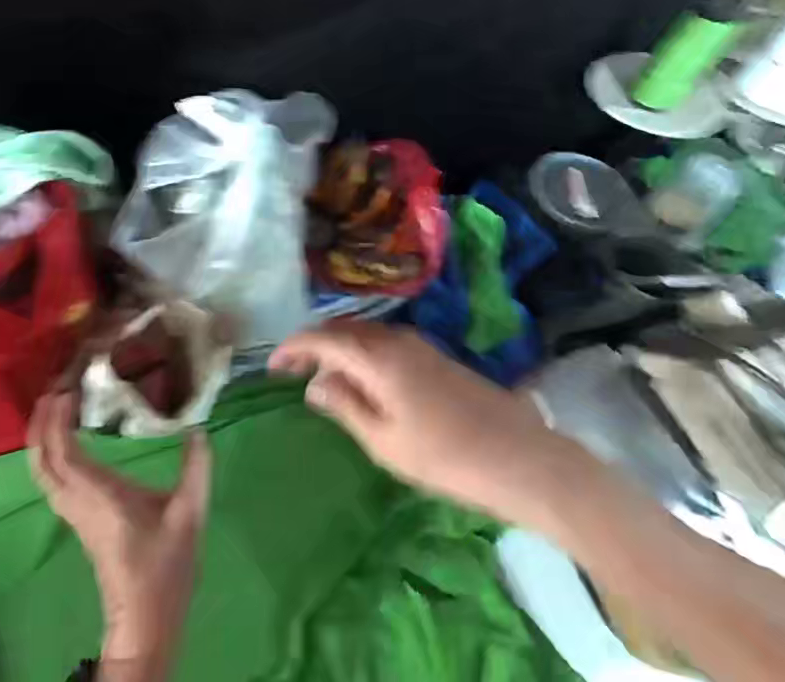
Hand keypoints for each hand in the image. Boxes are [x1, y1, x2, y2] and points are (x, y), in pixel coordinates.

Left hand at [28, 389, 210, 665]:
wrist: (146, 615)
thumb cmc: (165, 564)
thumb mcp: (190, 511)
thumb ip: (195, 467)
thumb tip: (197, 427)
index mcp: (100, 496)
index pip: (65, 454)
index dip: (59, 421)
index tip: (68, 389)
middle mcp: (78, 502)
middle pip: (41, 462)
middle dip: (41, 423)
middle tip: (56, 387)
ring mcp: (75, 513)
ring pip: (42, 472)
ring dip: (42, 437)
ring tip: (57, 405)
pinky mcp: (80, 518)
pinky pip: (53, 480)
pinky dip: (51, 453)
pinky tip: (68, 439)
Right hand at [269, 318, 592, 527]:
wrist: (513, 453)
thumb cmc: (442, 455)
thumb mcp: (383, 440)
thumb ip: (345, 405)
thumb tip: (314, 383)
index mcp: (378, 356)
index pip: (324, 338)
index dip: (294, 347)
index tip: (271, 366)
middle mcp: (397, 338)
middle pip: (345, 329)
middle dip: (315, 344)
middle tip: (292, 372)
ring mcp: (420, 344)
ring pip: (367, 333)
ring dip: (340, 348)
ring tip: (321, 377)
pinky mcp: (435, 355)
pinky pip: (387, 342)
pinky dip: (364, 353)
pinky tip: (361, 379)